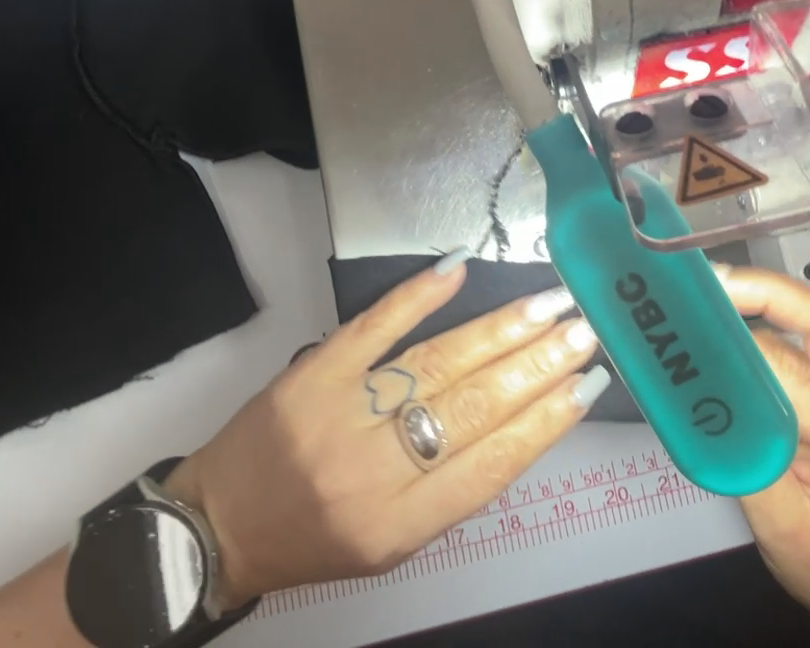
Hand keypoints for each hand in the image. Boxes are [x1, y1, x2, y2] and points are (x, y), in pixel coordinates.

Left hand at [168, 251, 608, 607]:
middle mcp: (372, 472)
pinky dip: (417, 295)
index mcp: (399, 525)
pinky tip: (459, 268)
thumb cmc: (318, 538)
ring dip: (499, 331)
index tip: (587, 383)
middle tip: (582, 331)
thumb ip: (455, 488)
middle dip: (535, 366)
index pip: (490, 466)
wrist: (222, 523)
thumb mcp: (393, 541)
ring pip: (435, 364)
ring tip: (549, 306)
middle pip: (470, 408)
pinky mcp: (311, 372)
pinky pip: (371, 326)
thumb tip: (526, 418)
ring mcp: (338, 414)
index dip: (544, 422)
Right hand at [716, 265, 809, 643]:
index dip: (750, 349)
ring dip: (772, 298)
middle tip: (711, 284)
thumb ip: (745, 454)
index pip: (804, 378)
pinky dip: (775, 321)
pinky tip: (737, 322)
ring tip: (717, 293)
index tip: (699, 332)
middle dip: (770, 291)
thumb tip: (704, 392)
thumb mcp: (779, 525)